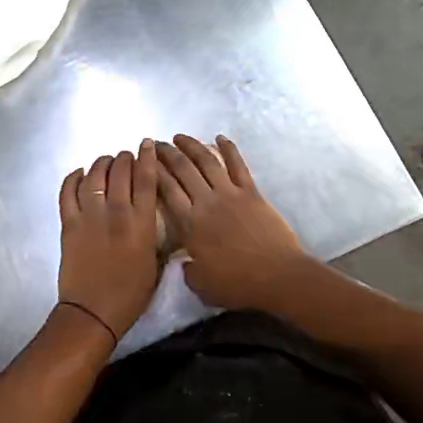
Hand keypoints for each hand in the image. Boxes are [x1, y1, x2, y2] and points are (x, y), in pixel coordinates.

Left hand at [57, 144, 162, 340]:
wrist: (93, 312)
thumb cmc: (131, 293)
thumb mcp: (156, 262)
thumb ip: (157, 235)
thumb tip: (158, 219)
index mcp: (142, 222)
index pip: (147, 178)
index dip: (148, 157)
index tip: (148, 144)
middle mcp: (117, 212)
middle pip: (121, 171)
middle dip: (126, 158)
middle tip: (127, 157)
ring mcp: (90, 216)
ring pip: (95, 176)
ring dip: (102, 163)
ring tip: (107, 162)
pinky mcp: (69, 224)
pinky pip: (68, 192)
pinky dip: (72, 178)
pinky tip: (79, 173)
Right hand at [156, 135, 311, 311]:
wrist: (277, 275)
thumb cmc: (237, 284)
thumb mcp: (201, 285)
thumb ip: (188, 270)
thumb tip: (184, 261)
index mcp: (190, 225)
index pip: (166, 190)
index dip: (154, 173)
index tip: (145, 161)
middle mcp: (207, 202)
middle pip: (183, 170)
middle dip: (167, 154)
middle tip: (157, 144)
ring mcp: (231, 193)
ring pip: (207, 161)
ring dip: (192, 146)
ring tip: (180, 137)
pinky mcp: (251, 192)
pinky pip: (238, 165)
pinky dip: (229, 148)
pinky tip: (220, 137)